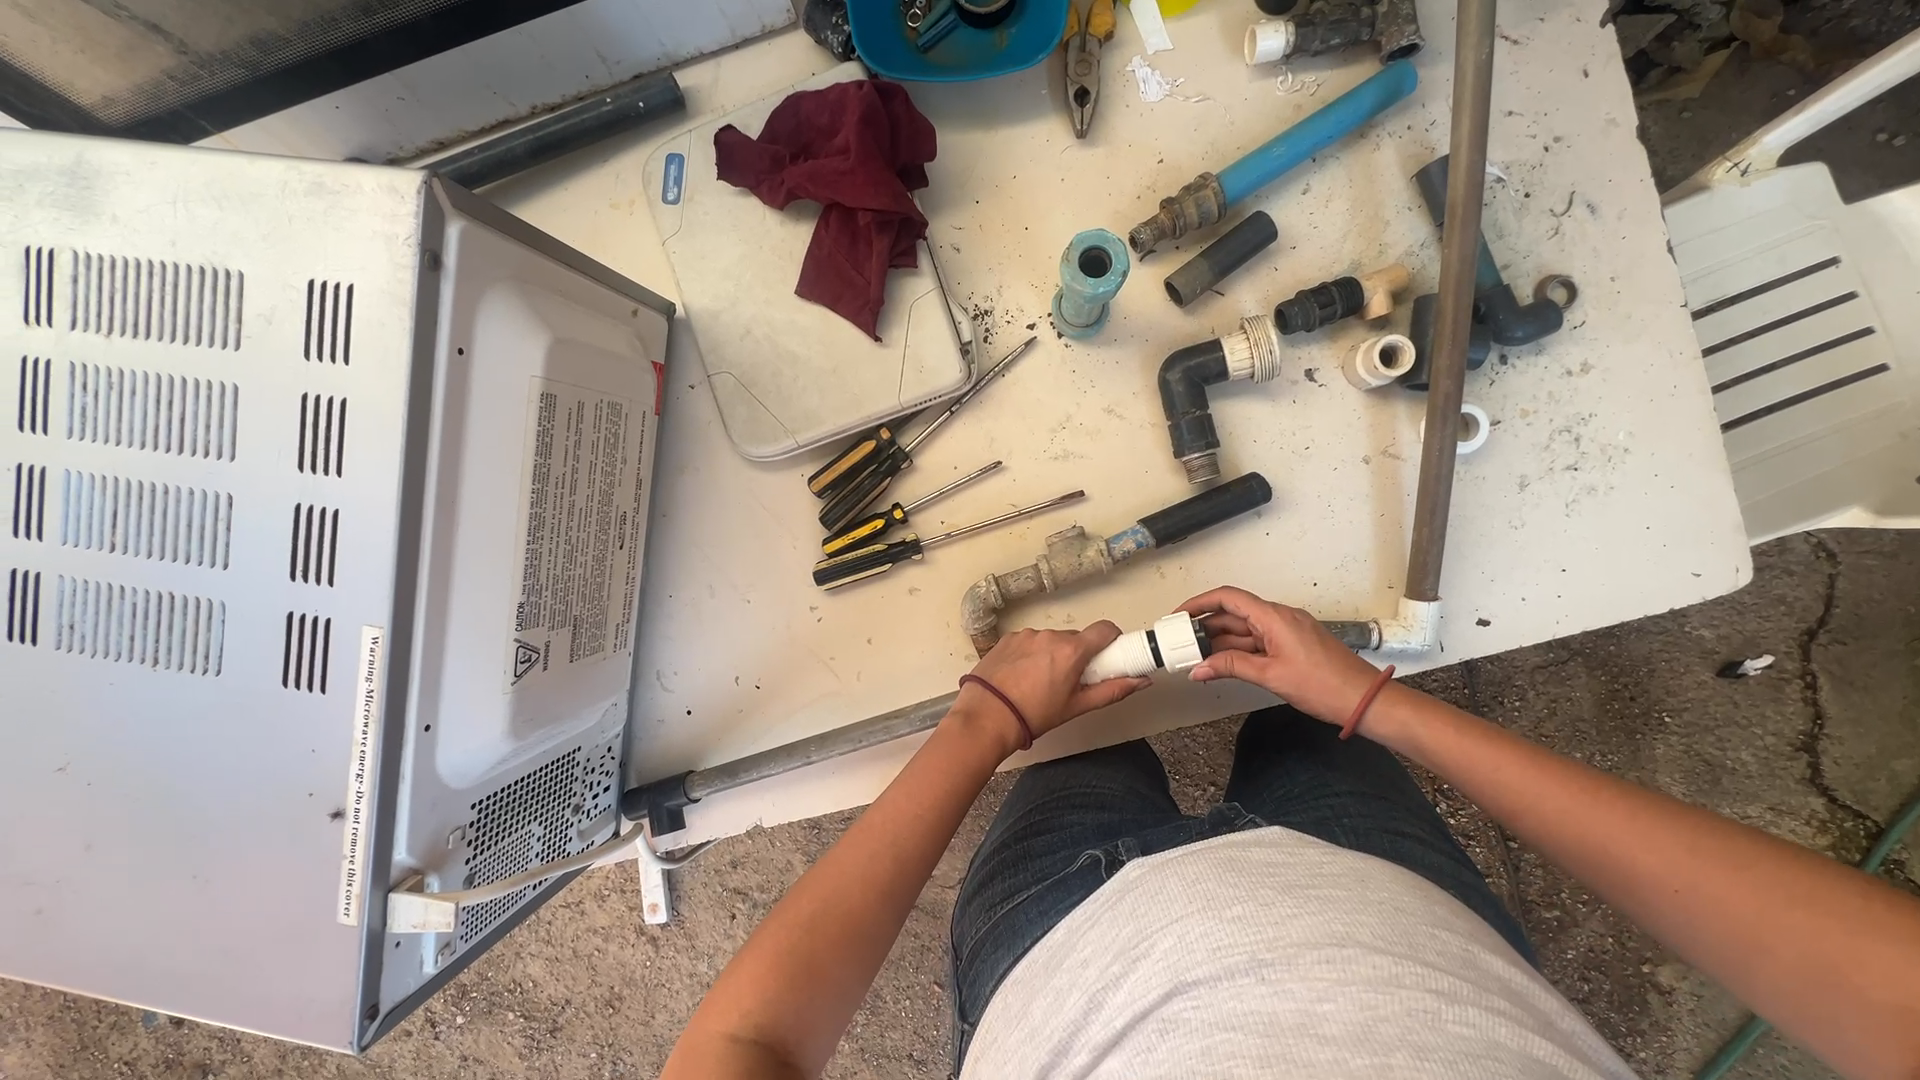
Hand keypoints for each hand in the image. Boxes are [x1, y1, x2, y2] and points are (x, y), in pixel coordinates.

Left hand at [956, 622, 1150, 754]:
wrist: (986, 716)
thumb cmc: (1031, 715)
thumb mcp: (1077, 706)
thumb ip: (1112, 690)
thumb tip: (1140, 681)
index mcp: (1071, 650)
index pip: (1104, 629)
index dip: (1112, 640)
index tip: (1110, 655)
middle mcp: (1049, 635)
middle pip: (1076, 638)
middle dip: (1078, 655)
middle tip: (1072, 681)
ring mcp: (1026, 635)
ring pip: (1051, 640)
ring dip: (1052, 655)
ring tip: (1041, 683)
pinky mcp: (1007, 639)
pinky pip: (1028, 642)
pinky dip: (1031, 655)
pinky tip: (1022, 677)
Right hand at [1176, 586, 1382, 725]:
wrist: (1365, 700)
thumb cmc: (1326, 686)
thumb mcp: (1270, 676)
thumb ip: (1231, 667)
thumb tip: (1199, 668)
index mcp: (1274, 617)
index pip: (1228, 598)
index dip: (1199, 603)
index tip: (1179, 615)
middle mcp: (1280, 618)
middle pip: (1233, 614)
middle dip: (1206, 627)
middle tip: (1182, 643)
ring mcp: (1287, 631)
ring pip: (1244, 629)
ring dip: (1221, 642)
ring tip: (1197, 658)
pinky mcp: (1292, 644)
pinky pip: (1257, 641)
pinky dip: (1238, 650)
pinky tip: (1223, 664)